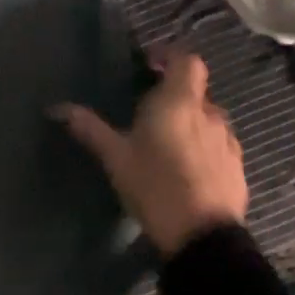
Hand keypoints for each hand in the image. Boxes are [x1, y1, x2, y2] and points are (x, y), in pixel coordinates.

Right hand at [53, 50, 248, 256]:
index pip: (187, 61)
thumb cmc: (155, 185)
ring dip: (189, 122)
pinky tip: (184, 168)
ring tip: (165, 143)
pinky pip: (217, 145)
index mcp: (179, 102)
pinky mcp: (237, 168)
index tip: (149, 65)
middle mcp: (209, 114)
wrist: (203, 237)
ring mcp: (228, 142)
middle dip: (174, 95)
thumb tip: (56, 108)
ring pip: (208, 120)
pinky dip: (202, 146)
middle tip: (147, 112)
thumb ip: (89, 128)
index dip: (170, 57)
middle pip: (196, 91)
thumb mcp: (114, 157)